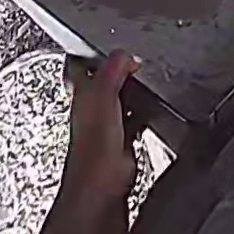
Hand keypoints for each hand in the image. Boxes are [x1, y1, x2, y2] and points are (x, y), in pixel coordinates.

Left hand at [36, 50, 139, 233]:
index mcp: (82, 92)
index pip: (85, 65)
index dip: (97, 54)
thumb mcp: (103, 92)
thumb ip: (114, 69)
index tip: (115, 48)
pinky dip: (143, 115)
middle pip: (106, 82)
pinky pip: (135, 121)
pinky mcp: (123, 142)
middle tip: (134, 64)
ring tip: (145, 84)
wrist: (103, 185)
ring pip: (121, 100)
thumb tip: (125, 54)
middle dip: (120, 73)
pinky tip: (151, 112)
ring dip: (133, 94)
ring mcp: (107, 125)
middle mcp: (92, 107)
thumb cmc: (93, 144)